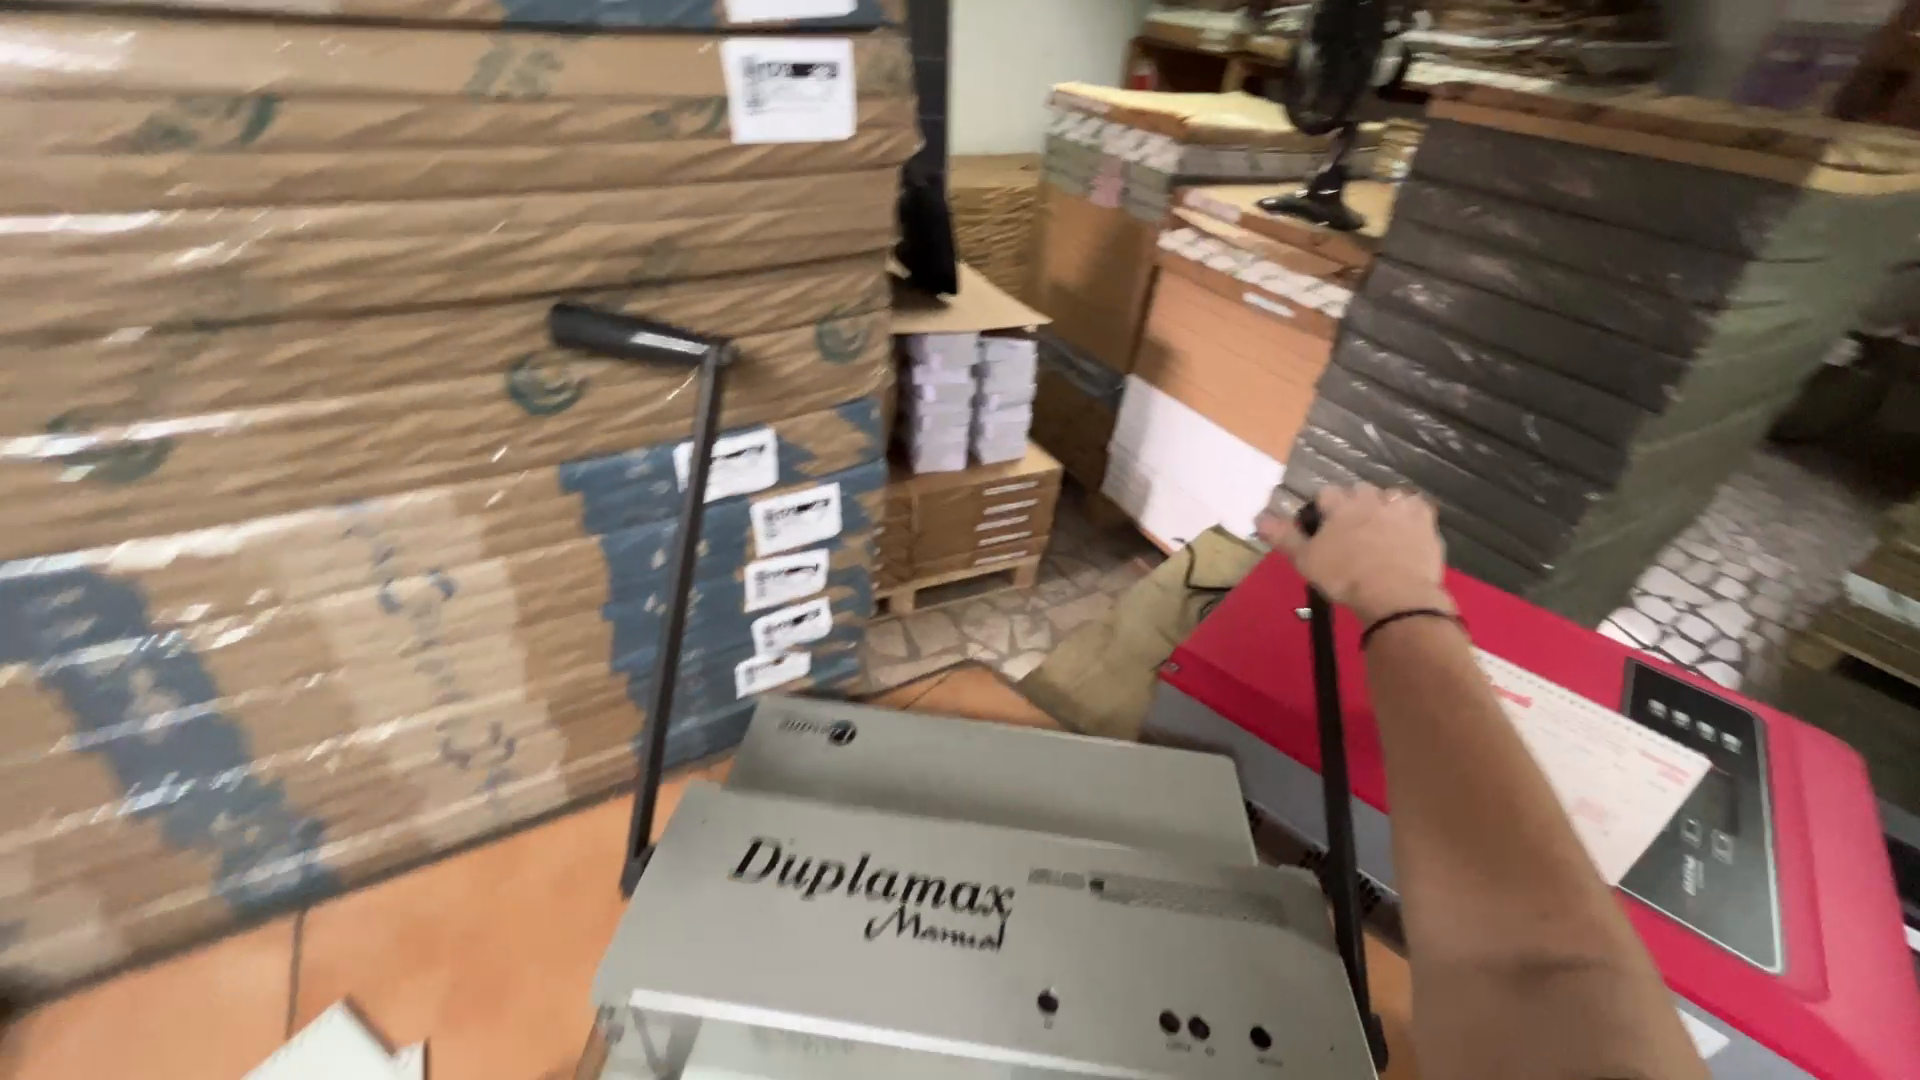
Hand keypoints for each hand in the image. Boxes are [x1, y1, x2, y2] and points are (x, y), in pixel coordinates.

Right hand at [1256, 485, 1455, 624]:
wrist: (1395, 594)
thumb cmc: (1344, 577)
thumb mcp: (1305, 560)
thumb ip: (1284, 536)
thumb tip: (1259, 517)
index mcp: (1340, 506)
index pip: (1326, 493)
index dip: (1322, 507)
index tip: (1321, 524)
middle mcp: (1370, 499)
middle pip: (1359, 489)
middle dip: (1353, 502)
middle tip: (1349, 527)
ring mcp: (1400, 509)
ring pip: (1389, 495)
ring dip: (1383, 505)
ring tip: (1379, 527)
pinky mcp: (1426, 522)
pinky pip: (1417, 507)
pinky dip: (1410, 513)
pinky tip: (1406, 527)